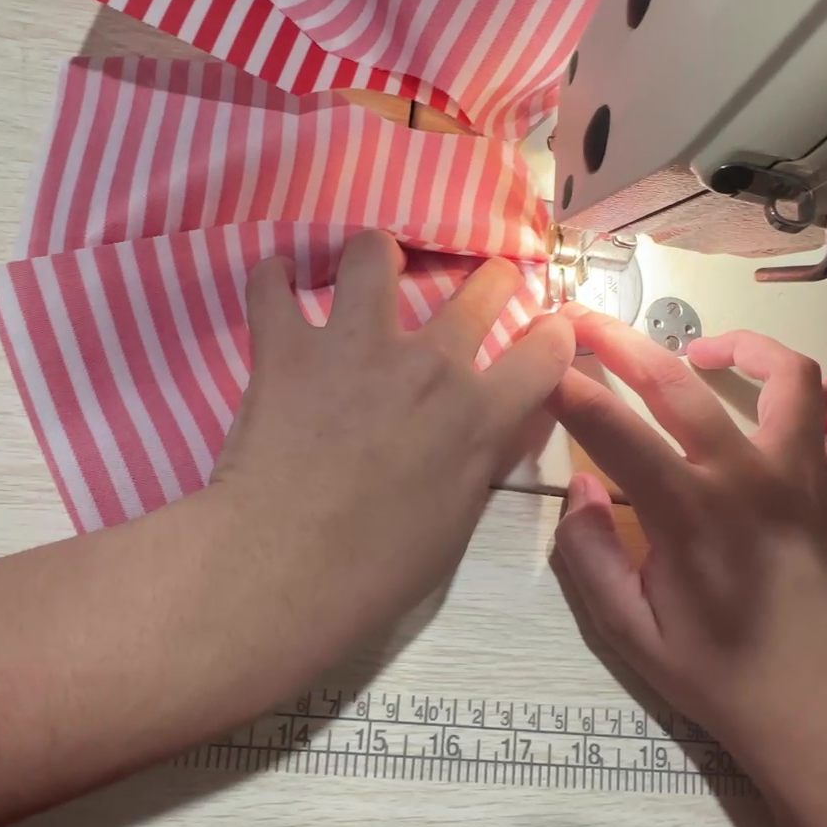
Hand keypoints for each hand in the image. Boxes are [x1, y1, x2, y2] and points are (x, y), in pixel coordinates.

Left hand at [208, 230, 573, 637]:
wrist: (287, 572)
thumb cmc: (378, 567)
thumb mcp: (457, 518)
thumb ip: (479, 458)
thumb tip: (491, 427)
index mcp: (478, 414)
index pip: (546, 351)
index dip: (554, 334)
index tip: (547, 328)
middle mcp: (428, 364)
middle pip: (481, 288)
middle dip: (491, 279)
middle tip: (479, 284)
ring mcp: (355, 347)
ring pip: (375, 254)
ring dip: (377, 255)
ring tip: (367, 268)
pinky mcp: (287, 349)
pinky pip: (273, 288)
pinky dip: (274, 281)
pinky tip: (277, 285)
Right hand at [547, 309, 826, 790]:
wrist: (826, 721)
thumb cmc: (719, 678)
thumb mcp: (628, 633)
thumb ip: (590, 555)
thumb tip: (580, 487)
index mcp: (688, 514)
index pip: (611, 429)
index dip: (568, 387)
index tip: (540, 359)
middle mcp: (749, 479)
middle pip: (678, 383)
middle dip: (621, 342)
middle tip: (586, 319)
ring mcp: (807, 481)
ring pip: (789, 378)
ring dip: (740, 347)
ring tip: (700, 352)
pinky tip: (804, 401)